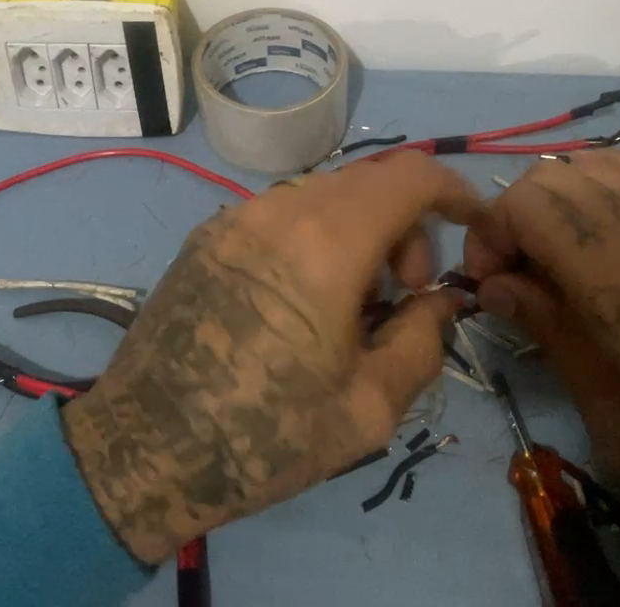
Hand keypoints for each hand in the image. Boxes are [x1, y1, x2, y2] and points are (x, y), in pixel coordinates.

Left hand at [62, 151, 481, 563]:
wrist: (148, 442)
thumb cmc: (266, 435)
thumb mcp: (368, 408)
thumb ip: (421, 340)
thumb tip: (440, 301)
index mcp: (326, 245)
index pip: (408, 176)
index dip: (453, 190)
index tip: (470, 227)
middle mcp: (279, 212)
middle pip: (367, 182)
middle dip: (405, 225)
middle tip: (403, 295)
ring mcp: (235, 218)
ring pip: (322, 195)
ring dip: (358, 230)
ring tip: (350, 304)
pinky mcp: (206, 235)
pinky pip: (279, 214)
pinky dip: (313, 236)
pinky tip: (300, 297)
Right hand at [465, 150, 619, 570]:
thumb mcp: (608, 418)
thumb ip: (550, 333)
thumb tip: (494, 284)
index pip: (529, 205)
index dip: (489, 232)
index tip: (487, 281)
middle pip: (553, 176)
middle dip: (513, 213)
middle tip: (513, 270)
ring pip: (594, 162)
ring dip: (555, 195)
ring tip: (552, 249)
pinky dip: (602, 182)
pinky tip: (596, 226)